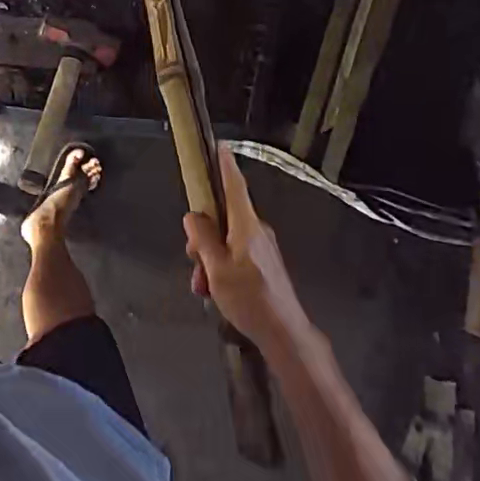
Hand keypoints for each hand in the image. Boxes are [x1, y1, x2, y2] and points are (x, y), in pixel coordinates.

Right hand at [183, 144, 308, 348]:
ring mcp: (262, 247)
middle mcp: (256, 230)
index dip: (225, 165)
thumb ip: (202, 239)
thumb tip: (194, 216)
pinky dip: (221, 266)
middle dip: (202, 236)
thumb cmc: (250, 299)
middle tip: (194, 262)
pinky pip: (235, 254)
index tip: (220, 145)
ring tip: (204, 286)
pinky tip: (216, 290)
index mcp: (246, 225)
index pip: (234, 186)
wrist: (286, 335)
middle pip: (222, 217)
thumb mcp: (216, 269)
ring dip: (210, 258)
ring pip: (226, 239)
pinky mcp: (264, 264)